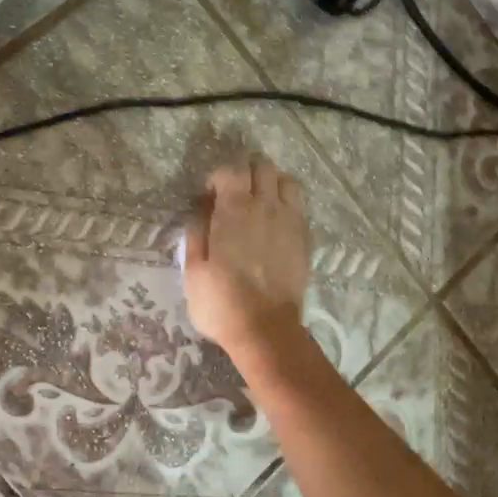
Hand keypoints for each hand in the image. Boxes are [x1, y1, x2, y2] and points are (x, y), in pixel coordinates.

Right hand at [183, 157, 310, 366]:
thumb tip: (200, 215)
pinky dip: (286, 205)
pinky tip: (275, 223)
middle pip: (262, 167)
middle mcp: (266, 207)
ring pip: (287, 181)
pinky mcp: (305, 238)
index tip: (209, 196)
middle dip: (246, 173)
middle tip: (234, 194)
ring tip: (259, 202)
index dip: (218, 177)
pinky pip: (299, 206)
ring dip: (271, 184)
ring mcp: (290, 221)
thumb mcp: (193, 271)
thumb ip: (196, 235)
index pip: (231, 170)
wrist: (265, 329)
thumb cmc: (221, 303)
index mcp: (234, 211)